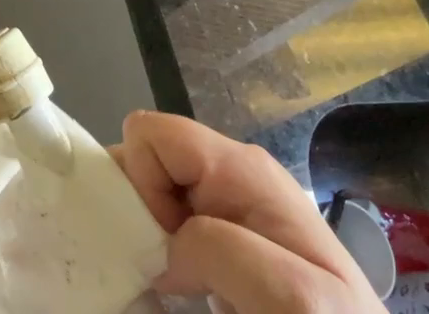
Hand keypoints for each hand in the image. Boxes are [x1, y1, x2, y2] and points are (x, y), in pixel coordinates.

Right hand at [111, 111, 384, 312]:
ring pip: (154, 192)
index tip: (162, 241)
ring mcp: (229, 206)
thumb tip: (166, 247)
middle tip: (155, 263)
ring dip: (145, 231)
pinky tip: (176, 285)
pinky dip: (158, 249)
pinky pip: (169, 222)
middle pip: (148, 159)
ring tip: (164, 278)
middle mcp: (230, 175)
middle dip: (137, 205)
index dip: (141, 181)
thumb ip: (222, 249)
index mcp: (241, 169)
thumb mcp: (291, 294)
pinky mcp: (227, 238)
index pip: (152, 134)